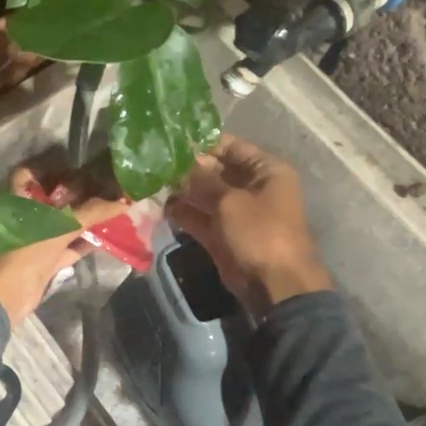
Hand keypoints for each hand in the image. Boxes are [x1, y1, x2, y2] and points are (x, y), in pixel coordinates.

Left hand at [0, 167, 128, 326]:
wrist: (10, 295)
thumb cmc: (29, 251)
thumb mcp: (61, 227)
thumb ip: (92, 213)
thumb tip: (125, 200)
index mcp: (19, 203)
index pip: (27, 175)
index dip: (46, 168)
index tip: (73, 165)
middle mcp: (25, 218)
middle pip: (51, 200)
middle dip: (76, 195)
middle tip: (105, 185)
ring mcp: (35, 240)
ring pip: (62, 225)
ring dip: (85, 219)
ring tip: (113, 207)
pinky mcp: (44, 260)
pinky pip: (68, 246)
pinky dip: (85, 242)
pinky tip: (108, 235)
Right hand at [166, 135, 333, 313]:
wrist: (273, 282)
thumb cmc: (259, 232)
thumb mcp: (230, 201)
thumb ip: (203, 180)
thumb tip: (182, 164)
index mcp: (266, 171)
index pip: (232, 148)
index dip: (204, 144)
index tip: (173, 142)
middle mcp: (252, 187)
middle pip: (216, 171)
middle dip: (188, 169)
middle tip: (156, 164)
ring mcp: (237, 212)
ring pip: (205, 195)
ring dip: (182, 191)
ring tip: (153, 184)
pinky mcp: (222, 234)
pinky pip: (200, 217)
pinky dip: (183, 213)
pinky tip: (161, 207)